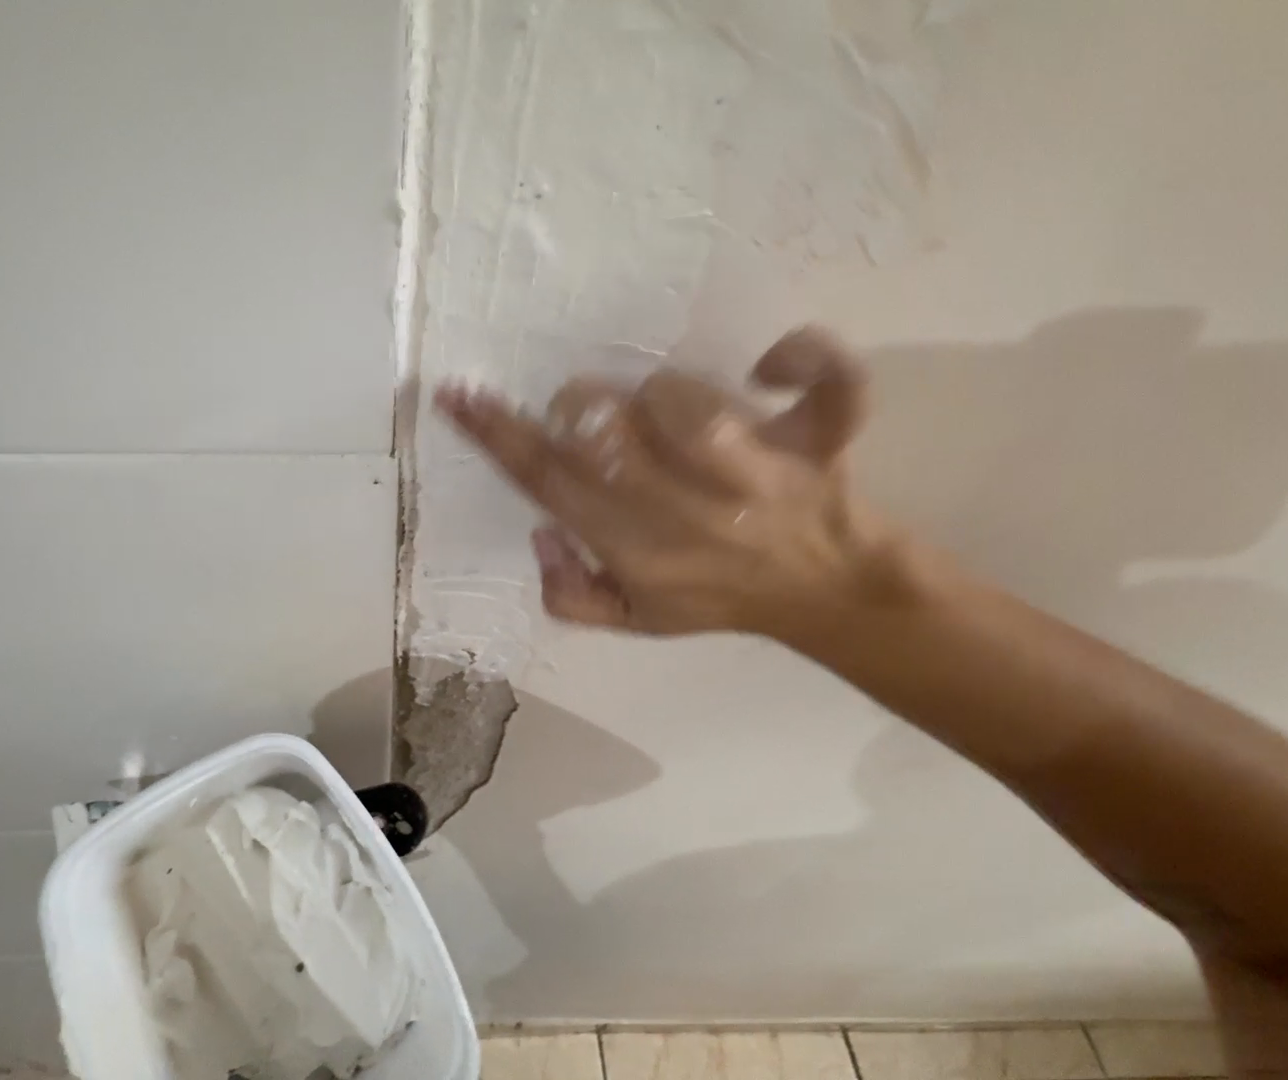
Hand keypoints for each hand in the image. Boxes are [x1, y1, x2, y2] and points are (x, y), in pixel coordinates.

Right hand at [434, 327, 919, 640]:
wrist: (828, 594)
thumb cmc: (716, 598)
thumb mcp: (631, 621)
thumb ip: (567, 594)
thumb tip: (540, 533)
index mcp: (637, 551)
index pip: (549, 484)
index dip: (497, 436)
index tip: (459, 394)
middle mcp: (690, 512)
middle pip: (605, 433)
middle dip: (579, 409)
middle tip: (588, 416)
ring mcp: (760, 476)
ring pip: (685, 404)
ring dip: (663, 394)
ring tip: (668, 414)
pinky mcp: (822, 442)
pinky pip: (826, 384)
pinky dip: (804, 359)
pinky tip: (769, 367)